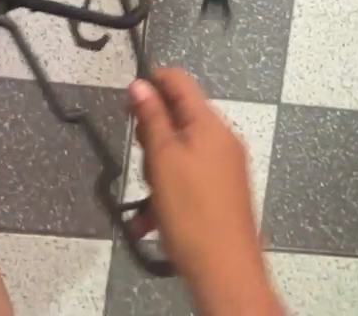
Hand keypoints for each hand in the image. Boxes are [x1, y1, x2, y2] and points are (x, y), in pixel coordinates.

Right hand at [129, 69, 280, 314]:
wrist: (228, 275)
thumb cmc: (191, 212)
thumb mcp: (162, 159)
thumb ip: (151, 117)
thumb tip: (140, 84)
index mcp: (210, 124)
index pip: (179, 80)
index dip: (151, 83)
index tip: (129, 105)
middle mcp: (222, 139)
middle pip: (179, 116)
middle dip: (152, 132)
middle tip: (141, 157)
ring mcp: (226, 167)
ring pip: (181, 149)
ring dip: (158, 165)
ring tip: (148, 195)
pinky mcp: (225, 192)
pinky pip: (190, 175)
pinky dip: (170, 187)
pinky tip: (152, 216)